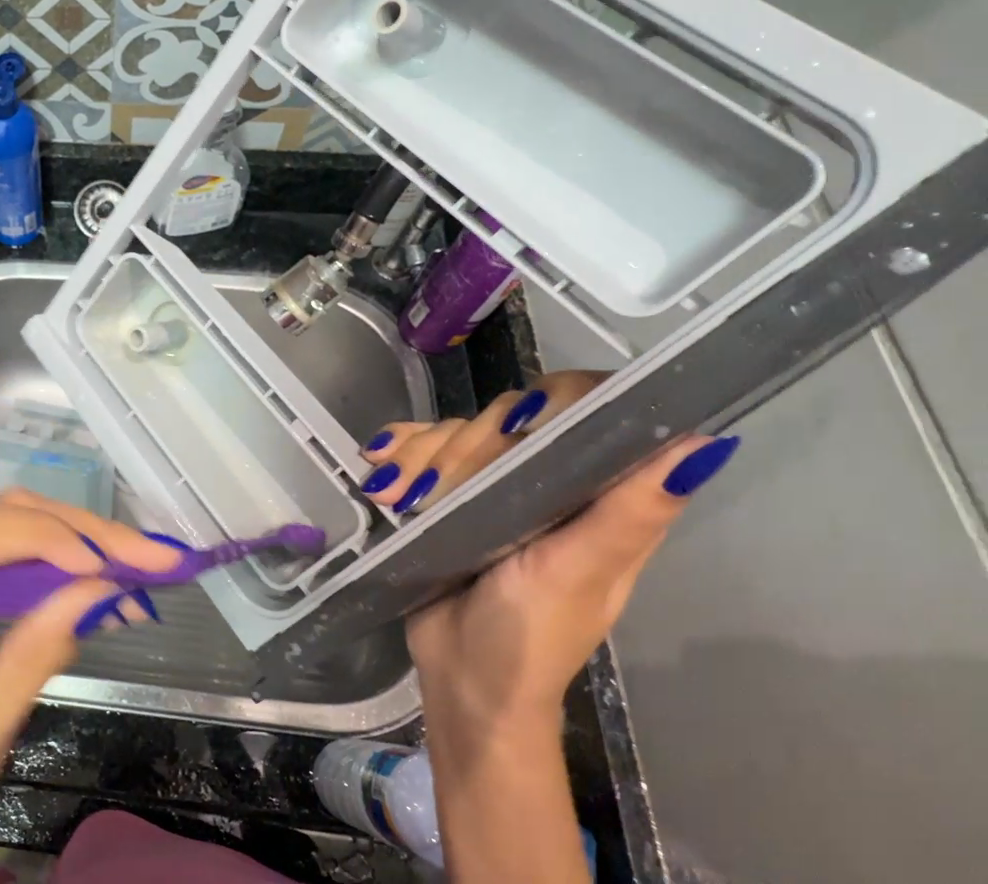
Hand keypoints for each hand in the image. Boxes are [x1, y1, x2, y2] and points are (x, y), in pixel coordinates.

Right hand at [360, 370, 740, 732]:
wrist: (460, 679)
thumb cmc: (530, 637)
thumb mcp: (579, 576)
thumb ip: (628, 514)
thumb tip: (703, 446)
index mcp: (599, 494)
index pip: (593, 410)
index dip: (558, 400)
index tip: (520, 428)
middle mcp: (546, 477)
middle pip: (508, 415)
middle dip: (464, 449)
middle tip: (433, 495)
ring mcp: (489, 484)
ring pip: (455, 431)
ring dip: (418, 459)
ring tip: (396, 500)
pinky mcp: (440, 493)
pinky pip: (414, 448)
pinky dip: (394, 453)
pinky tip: (377, 475)